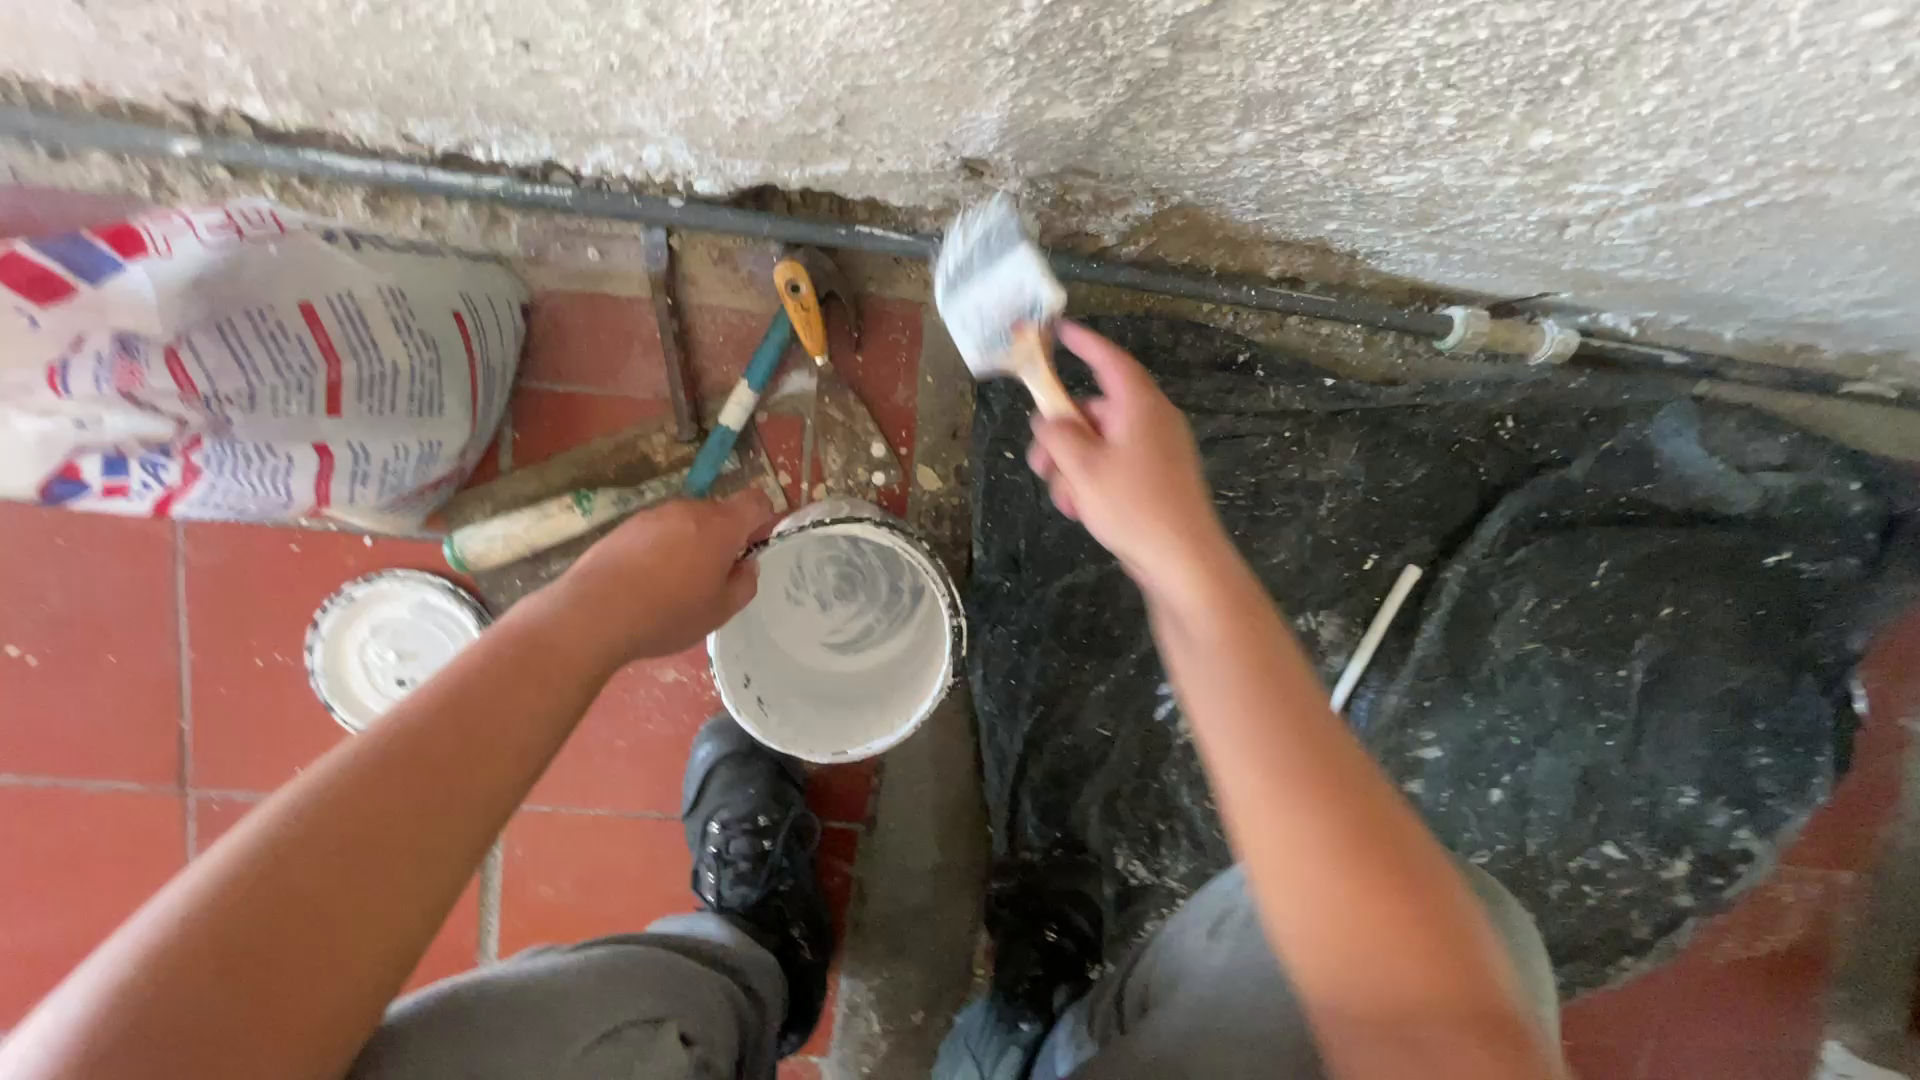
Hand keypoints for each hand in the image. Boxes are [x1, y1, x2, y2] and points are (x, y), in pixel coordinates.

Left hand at [546, 488, 774, 665]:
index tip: (754, 547)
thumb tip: (746, 565)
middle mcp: (688, 510)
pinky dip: (661, 550)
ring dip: (691, 544)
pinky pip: (657, 533)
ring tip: (676, 584)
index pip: (756, 501)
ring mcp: (652, 515)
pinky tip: (647, 583)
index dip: (763, 520)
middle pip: (719, 513)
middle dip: (724, 538)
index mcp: (721, 525)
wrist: (592, 614)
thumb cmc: (668, 614)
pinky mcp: (624, 527)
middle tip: (714, 577)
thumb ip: (744, 584)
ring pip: (686, 523)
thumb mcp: (720, 611)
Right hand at [1027, 320, 1230, 596]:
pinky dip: (1092, 483)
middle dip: (1061, 438)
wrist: (1182, 560)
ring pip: (1098, 446)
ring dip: (1072, 469)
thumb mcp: (1083, 467)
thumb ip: (1057, 435)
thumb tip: (1047, 421)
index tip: (1059, 330)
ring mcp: (1155, 453)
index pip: (1109, 361)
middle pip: (1094, 413)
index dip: (1083, 344)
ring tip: (1067, 502)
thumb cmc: (1134, 506)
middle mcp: (1151, 422)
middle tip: (1038, 465)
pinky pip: (1113, 469)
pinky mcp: (1155, 481)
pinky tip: (1083, 512)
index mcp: (1140, 407)